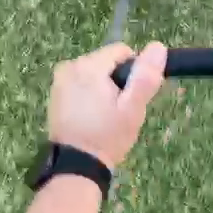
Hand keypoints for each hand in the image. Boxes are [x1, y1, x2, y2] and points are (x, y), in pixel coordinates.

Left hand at [47, 42, 167, 169]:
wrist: (77, 166)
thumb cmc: (108, 136)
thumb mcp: (133, 108)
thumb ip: (145, 76)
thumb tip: (158, 46)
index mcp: (88, 65)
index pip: (122, 51)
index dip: (133, 73)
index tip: (131, 98)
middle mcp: (69, 66)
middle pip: (106, 63)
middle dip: (117, 82)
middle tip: (120, 111)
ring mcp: (59, 81)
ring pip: (94, 75)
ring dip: (104, 90)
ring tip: (106, 117)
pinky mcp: (55, 95)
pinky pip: (81, 86)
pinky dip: (90, 97)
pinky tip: (92, 118)